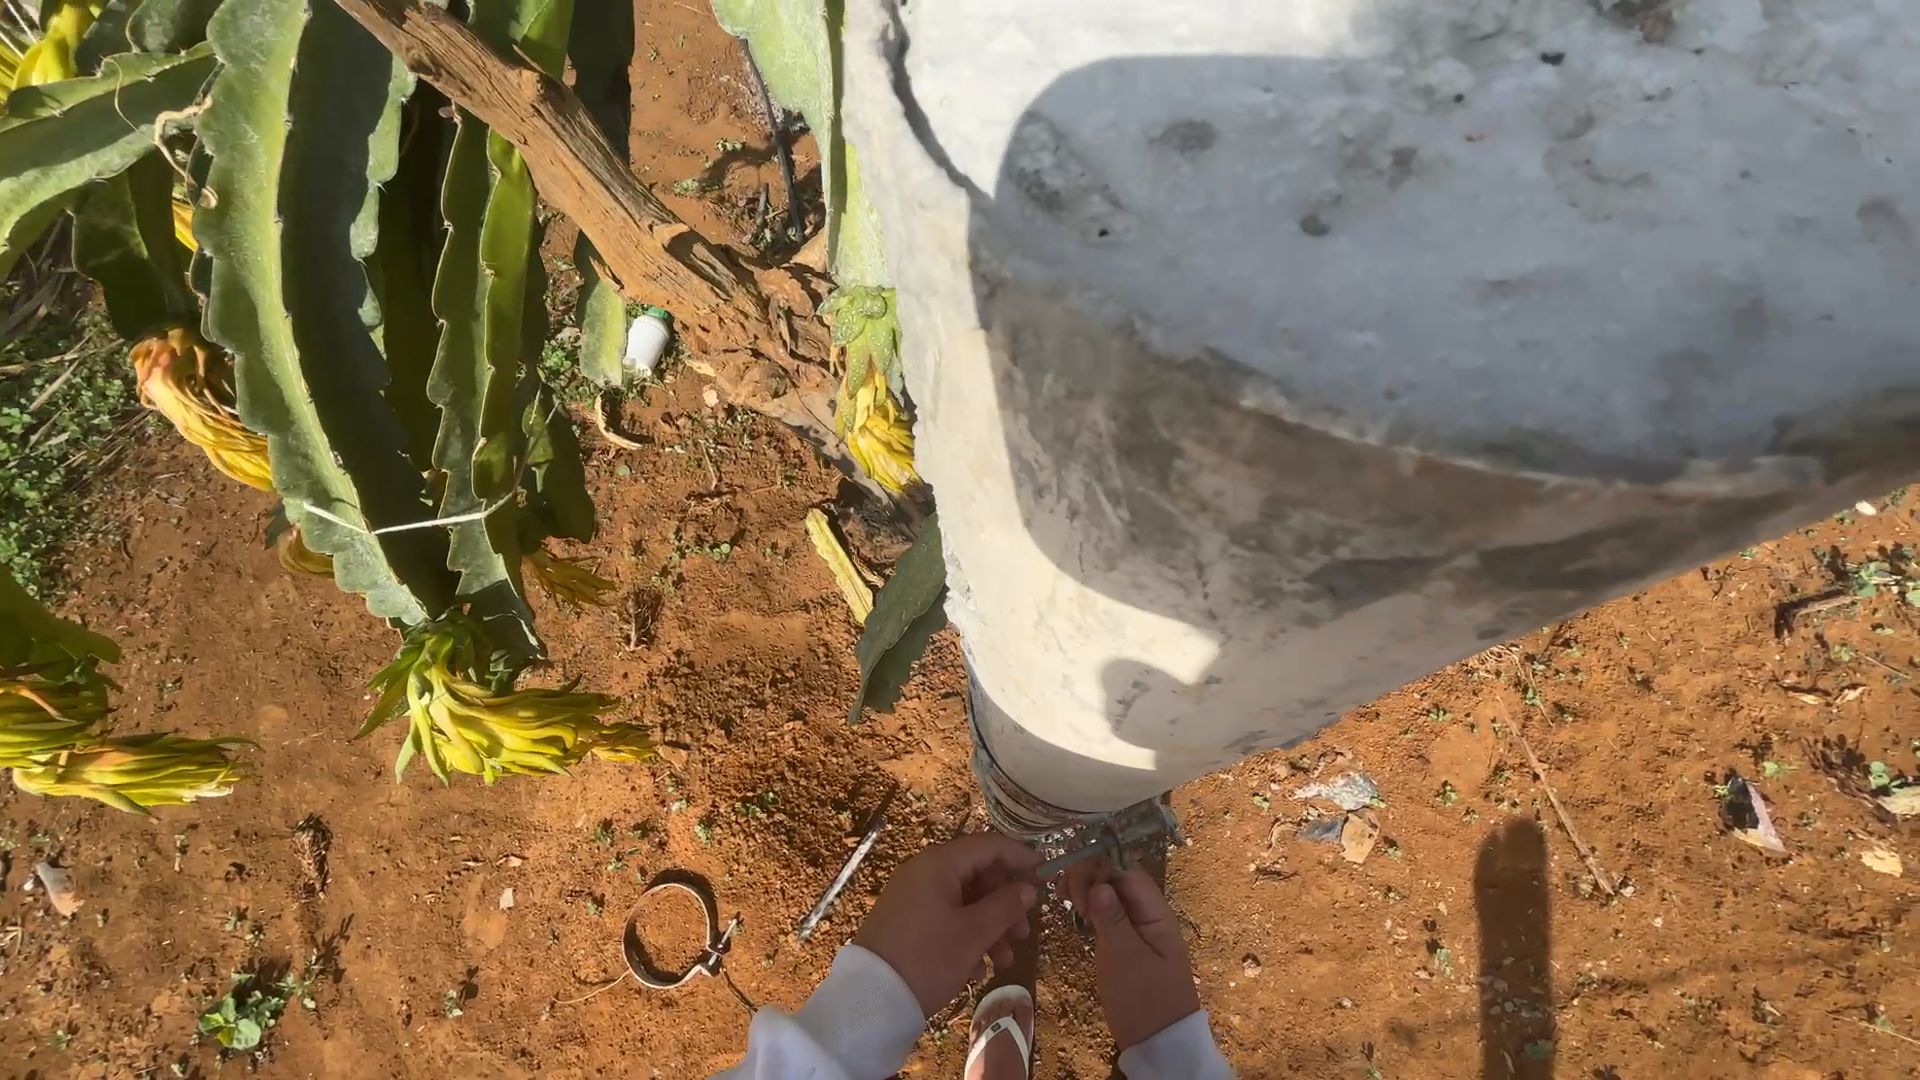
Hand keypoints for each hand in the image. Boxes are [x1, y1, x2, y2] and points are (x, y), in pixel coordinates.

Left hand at [854, 832, 1042, 1015]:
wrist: (870, 1000)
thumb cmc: (927, 958)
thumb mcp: (973, 934)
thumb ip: (1005, 906)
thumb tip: (1028, 888)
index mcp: (939, 863)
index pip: (989, 846)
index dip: (1020, 857)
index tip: (1046, 874)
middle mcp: (924, 871)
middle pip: (977, 875)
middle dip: (1005, 903)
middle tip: (1024, 933)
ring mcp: (913, 896)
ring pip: (964, 900)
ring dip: (989, 926)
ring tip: (1004, 959)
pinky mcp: (906, 921)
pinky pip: (946, 917)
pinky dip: (967, 936)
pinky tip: (978, 968)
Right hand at [1063, 862, 1201, 1050]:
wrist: (1159, 1046)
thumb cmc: (1146, 1003)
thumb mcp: (1128, 961)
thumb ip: (1114, 920)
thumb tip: (1099, 883)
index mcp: (1156, 911)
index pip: (1127, 869)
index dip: (1098, 865)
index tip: (1074, 882)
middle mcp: (1145, 909)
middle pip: (1114, 873)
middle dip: (1087, 874)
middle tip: (1068, 899)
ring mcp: (1133, 922)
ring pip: (1105, 886)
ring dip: (1083, 885)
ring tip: (1063, 898)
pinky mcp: (1120, 935)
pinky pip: (1102, 906)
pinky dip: (1085, 901)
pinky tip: (1069, 905)